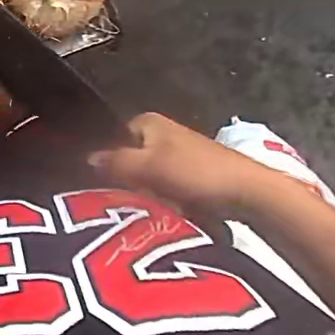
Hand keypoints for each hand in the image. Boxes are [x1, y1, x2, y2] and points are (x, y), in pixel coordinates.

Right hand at [89, 112, 281, 211]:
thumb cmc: (194, 173)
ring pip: (149, 178)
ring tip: (152, 209)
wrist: (247, 192)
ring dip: (149, 194)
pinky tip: (170, 212)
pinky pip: (167, 189)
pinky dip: (166, 200)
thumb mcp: (147, 167)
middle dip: (131, 181)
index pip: (113, 139)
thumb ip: (115, 162)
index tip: (107, 184)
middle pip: (131, 160)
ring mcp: (179, 154)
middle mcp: (163, 133)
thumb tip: (86, 158)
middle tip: (132, 200)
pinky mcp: (193, 175)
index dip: (109, 161)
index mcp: (149, 122)